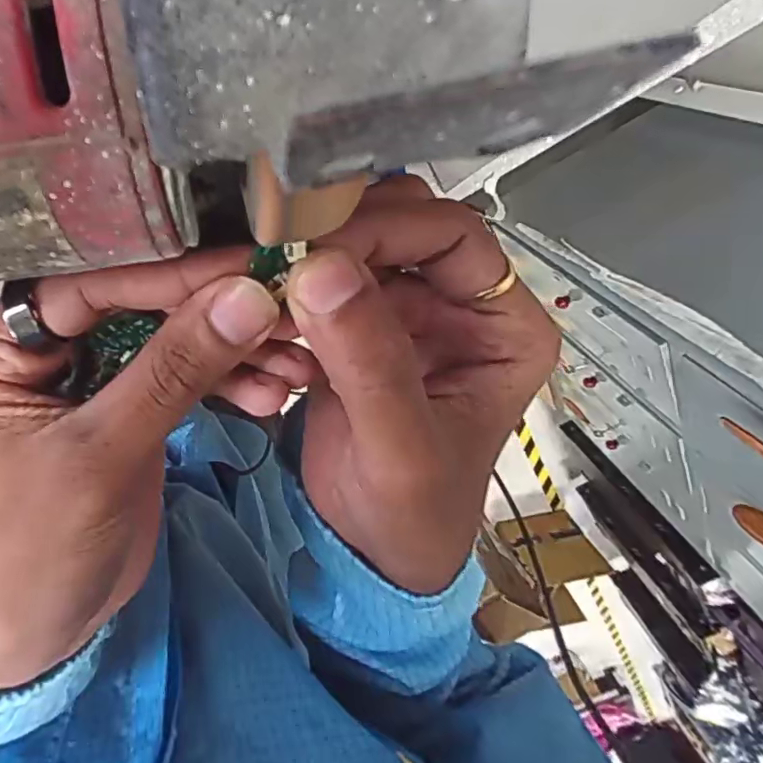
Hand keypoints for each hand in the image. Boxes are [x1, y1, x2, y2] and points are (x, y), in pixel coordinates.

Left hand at [0, 250, 314, 688]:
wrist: (50, 625)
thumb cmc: (44, 544)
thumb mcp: (105, 453)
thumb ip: (173, 370)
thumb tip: (243, 297)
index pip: (88, 287)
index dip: (170, 277)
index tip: (247, 267)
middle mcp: (36, 340)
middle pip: (134, 303)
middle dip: (212, 313)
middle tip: (284, 309)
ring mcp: (84, 365)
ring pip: (164, 332)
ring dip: (230, 346)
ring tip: (294, 358)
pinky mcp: (121, 392)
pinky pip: (176, 368)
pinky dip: (224, 377)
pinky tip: (269, 390)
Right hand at [283, 176, 557, 593]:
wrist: (368, 542)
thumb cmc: (410, 513)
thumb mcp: (401, 449)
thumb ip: (371, 364)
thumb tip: (323, 269)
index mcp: (498, 324)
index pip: (449, 234)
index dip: (382, 230)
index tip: (313, 251)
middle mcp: (452, 300)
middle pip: (396, 220)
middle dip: (334, 233)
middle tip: (276, 253)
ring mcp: (398, 305)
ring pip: (347, 240)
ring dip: (302, 257)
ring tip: (264, 291)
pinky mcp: (350, 318)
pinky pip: (314, 273)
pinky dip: (283, 285)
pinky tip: (265, 319)